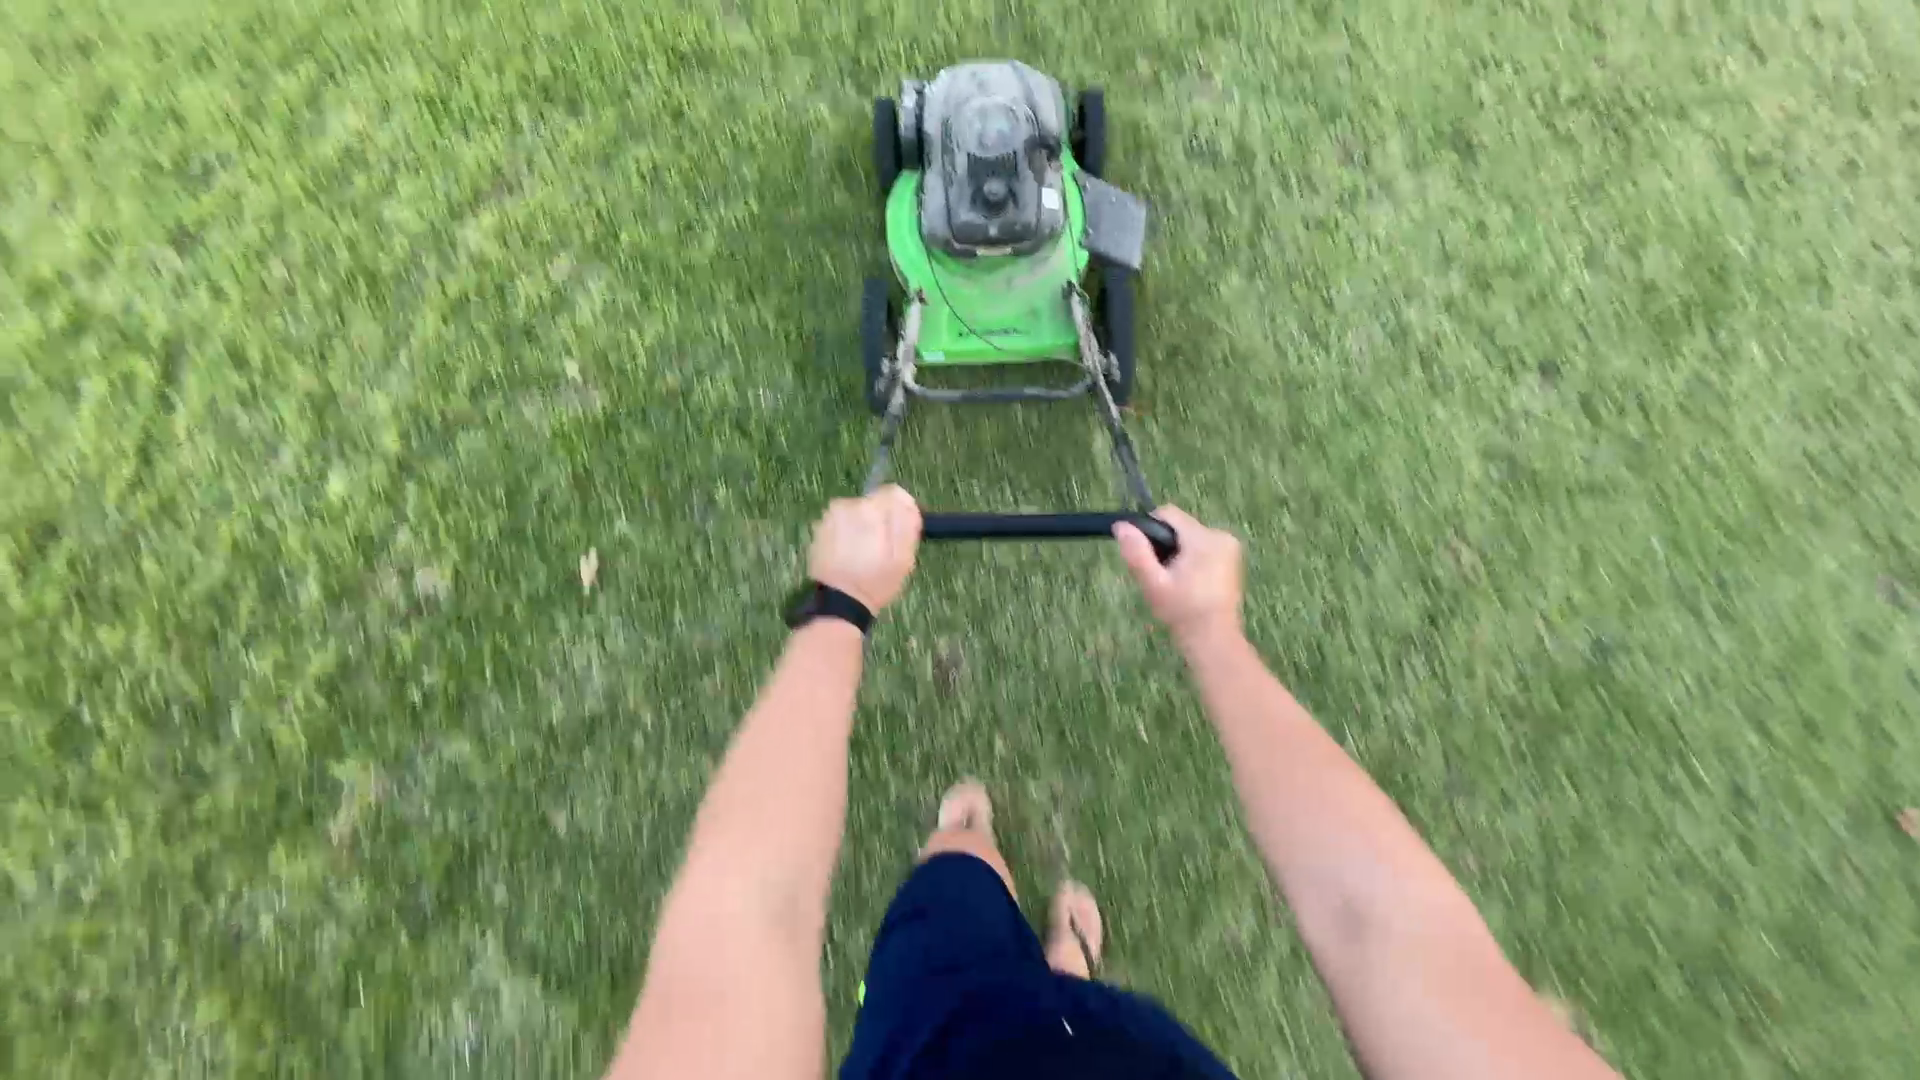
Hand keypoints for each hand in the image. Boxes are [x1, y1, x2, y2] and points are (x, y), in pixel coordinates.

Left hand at [808, 485, 921, 611]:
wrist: (838, 603)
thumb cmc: (875, 582)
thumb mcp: (903, 557)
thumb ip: (907, 523)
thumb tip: (907, 501)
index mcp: (870, 508)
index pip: (893, 495)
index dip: (899, 515)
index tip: (897, 536)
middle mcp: (846, 505)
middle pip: (874, 503)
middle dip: (880, 522)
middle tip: (881, 551)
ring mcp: (829, 516)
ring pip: (857, 513)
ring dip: (863, 528)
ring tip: (863, 556)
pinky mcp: (819, 529)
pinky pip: (842, 524)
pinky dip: (847, 535)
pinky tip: (848, 556)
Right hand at [1114, 505, 1243, 646]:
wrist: (1213, 638)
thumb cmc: (1182, 611)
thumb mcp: (1153, 583)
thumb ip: (1137, 552)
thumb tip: (1120, 525)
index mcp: (1203, 538)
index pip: (1168, 514)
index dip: (1150, 529)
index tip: (1146, 556)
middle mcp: (1221, 535)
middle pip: (1179, 526)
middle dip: (1165, 545)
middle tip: (1159, 574)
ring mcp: (1230, 547)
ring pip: (1190, 537)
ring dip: (1178, 552)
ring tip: (1174, 581)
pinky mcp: (1232, 558)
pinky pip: (1202, 546)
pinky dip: (1191, 558)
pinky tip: (1188, 582)